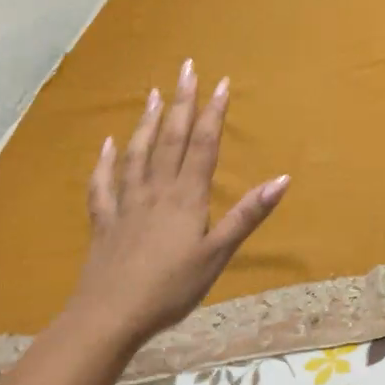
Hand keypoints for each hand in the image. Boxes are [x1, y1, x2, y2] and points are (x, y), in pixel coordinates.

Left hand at [64, 60, 288, 348]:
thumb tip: (282, 179)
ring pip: (137, 153)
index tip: (221, 82)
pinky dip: (104, 162)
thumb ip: (247, 215)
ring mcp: (126, 204)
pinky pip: (102, 184)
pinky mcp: (104, 221)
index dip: (213, 113)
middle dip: (182, 102)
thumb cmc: (171, 288)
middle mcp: (156, 191)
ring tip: (155, 94)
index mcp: (186, 197)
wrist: (108, 317)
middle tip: (186, 68)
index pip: (203, 146)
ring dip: (148, 122)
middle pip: (171, 139)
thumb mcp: (217, 254)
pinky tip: (106, 144)